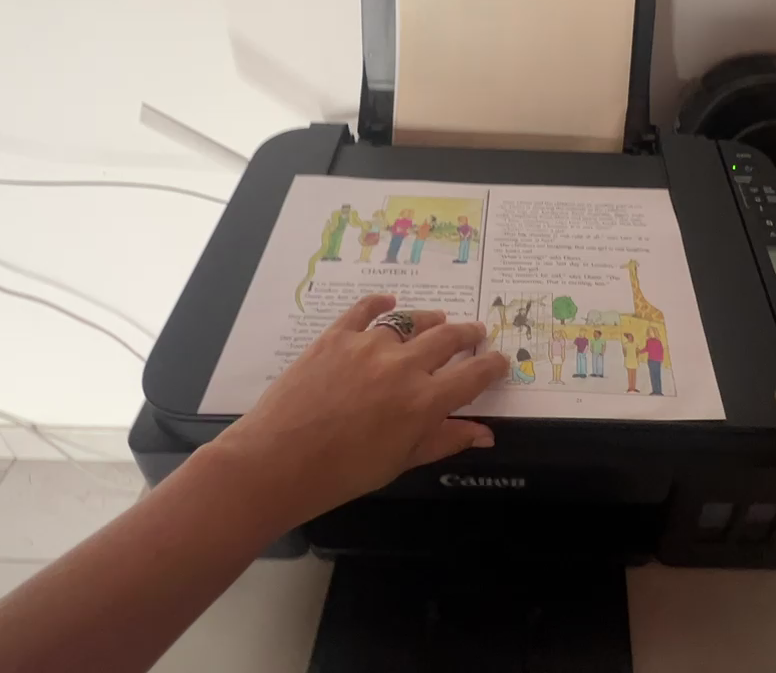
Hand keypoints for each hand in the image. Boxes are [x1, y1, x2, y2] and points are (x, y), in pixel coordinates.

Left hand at [208, 295, 508, 528]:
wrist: (276, 462)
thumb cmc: (342, 473)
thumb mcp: (400, 462)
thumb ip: (444, 440)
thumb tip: (485, 433)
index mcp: (424, 401)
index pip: (473, 376)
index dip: (492, 366)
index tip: (499, 360)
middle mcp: (403, 364)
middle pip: (448, 338)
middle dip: (467, 334)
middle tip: (475, 333)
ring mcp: (369, 345)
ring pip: (411, 321)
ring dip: (430, 320)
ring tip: (437, 320)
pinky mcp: (337, 335)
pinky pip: (365, 310)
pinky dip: (380, 303)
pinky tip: (388, 302)